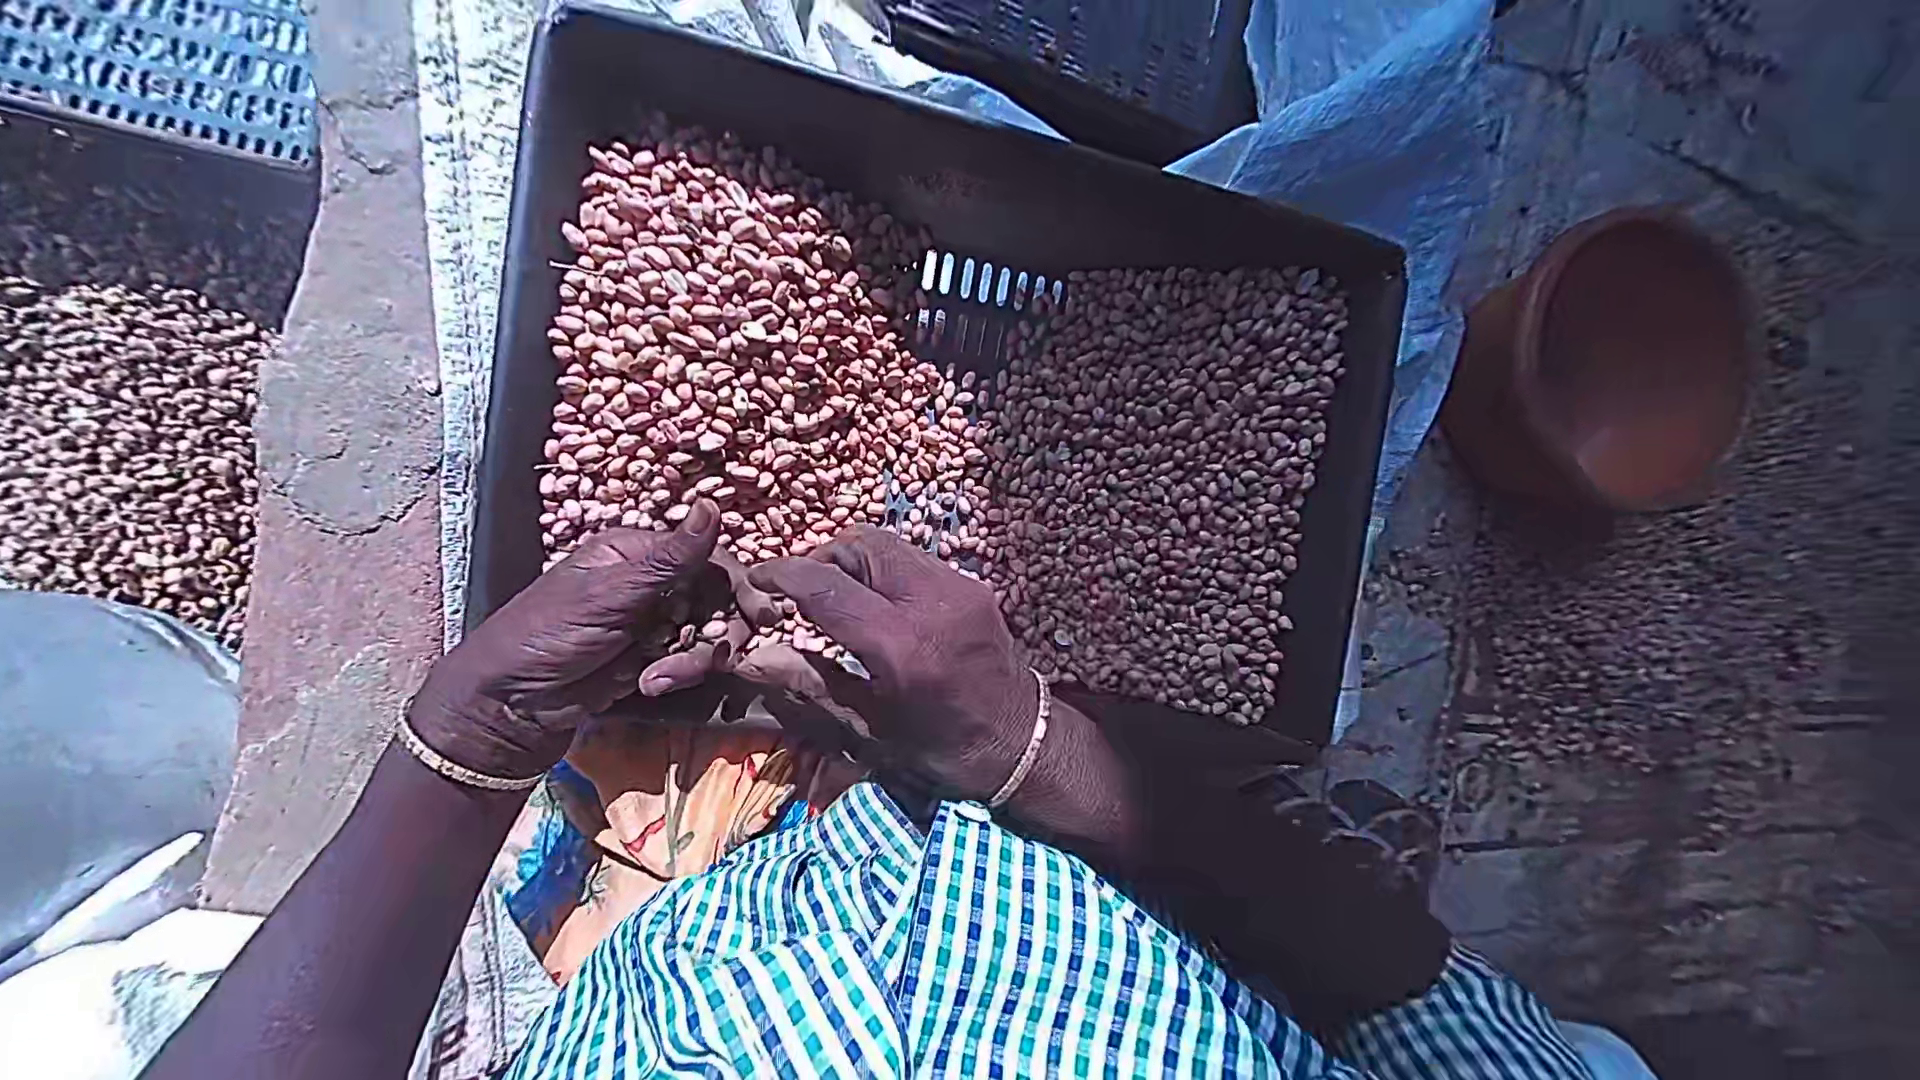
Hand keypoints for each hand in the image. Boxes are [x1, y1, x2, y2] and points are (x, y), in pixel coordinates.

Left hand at [407, 500, 775, 779]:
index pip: (711, 560)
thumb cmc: (549, 633)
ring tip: (661, 676)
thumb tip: (712, 505)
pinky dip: (680, 671)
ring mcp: (658, 619)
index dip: (739, 587)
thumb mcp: (612, 594)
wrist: (509, 706)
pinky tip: (650, 683)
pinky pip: (692, 657)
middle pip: (717, 599)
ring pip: (709, 631)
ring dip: (695, 656)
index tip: (761, 615)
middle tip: (716, 657)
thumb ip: (671, 558)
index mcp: (642, 552)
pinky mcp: (657, 653)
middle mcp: (656, 581)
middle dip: (717, 630)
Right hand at [739, 525, 1038, 800]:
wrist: (1022, 740)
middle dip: (820, 558)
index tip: (759, 578)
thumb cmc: (941, 748)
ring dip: (852, 559)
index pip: (827, 585)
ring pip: (888, 543)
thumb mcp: (870, 728)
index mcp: (902, 646)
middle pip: (859, 544)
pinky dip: (883, 568)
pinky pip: (913, 557)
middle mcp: (933, 603)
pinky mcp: (973, 584)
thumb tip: (751, 659)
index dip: (783, 574)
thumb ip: (810, 685)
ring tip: (836, 593)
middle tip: (802, 591)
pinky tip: (877, 599)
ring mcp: (959, 587)